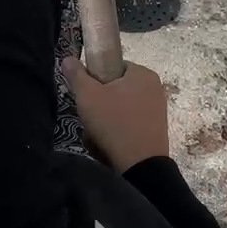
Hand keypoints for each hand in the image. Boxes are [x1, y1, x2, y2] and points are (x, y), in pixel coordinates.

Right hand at [61, 57, 169, 171]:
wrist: (140, 168)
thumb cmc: (114, 123)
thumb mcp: (88, 96)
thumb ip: (76, 74)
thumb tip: (68, 59)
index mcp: (143, 73)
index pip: (112, 66)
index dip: (96, 78)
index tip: (88, 95)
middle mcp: (155, 88)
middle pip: (117, 87)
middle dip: (101, 101)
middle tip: (91, 115)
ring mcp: (158, 110)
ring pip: (122, 107)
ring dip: (107, 117)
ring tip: (98, 133)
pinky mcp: (157, 130)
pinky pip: (131, 123)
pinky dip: (119, 130)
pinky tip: (110, 143)